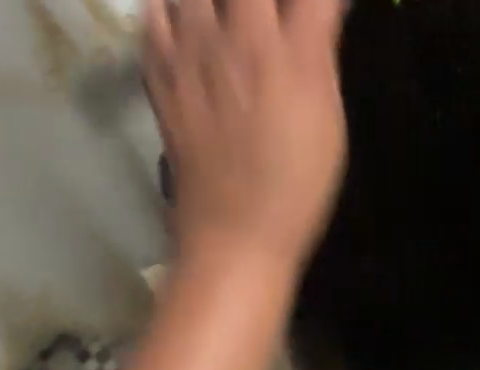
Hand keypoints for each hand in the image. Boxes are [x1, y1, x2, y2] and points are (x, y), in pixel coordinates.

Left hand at [145, 0, 346, 265]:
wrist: (234, 236)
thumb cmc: (295, 188)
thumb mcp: (326, 122)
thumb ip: (321, 52)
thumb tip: (328, 7)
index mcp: (290, 54)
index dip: (318, 0)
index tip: (320, 9)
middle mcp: (236, 37)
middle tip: (273, 15)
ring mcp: (189, 50)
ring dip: (216, 0)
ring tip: (231, 16)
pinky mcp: (158, 70)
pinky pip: (152, 11)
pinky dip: (169, 6)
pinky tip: (186, 18)